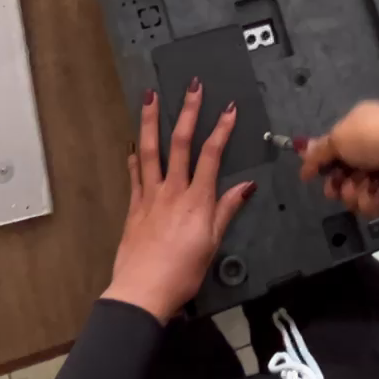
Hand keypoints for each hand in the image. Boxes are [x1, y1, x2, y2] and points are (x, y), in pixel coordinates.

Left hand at [102, 81, 255, 321]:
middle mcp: (173, 190)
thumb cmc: (182, 272)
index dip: (221, 129)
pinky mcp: (134, 207)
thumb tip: (246, 186)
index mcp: (197, 199)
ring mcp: (150, 196)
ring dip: (150, 121)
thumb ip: (227, 210)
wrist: (143, 291)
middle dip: (188, 112)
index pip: (212, 155)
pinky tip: (132, 144)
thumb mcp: (213, 243)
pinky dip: (133, 157)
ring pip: (150, 150)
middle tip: (192, 87)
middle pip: (180, 143)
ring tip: (149, 97)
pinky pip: (134, 175)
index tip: (229, 109)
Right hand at [297, 101, 378, 218]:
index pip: (334, 149)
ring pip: (354, 194)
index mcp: (359, 128)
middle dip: (335, 184)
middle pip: (341, 176)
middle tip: (336, 186)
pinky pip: (371, 205)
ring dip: (353, 192)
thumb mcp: (339, 136)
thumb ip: (319, 150)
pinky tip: (376, 191)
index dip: (321, 163)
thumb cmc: (374, 136)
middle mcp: (370, 151)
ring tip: (361, 185)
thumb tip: (302, 156)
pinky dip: (371, 201)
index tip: (309, 174)